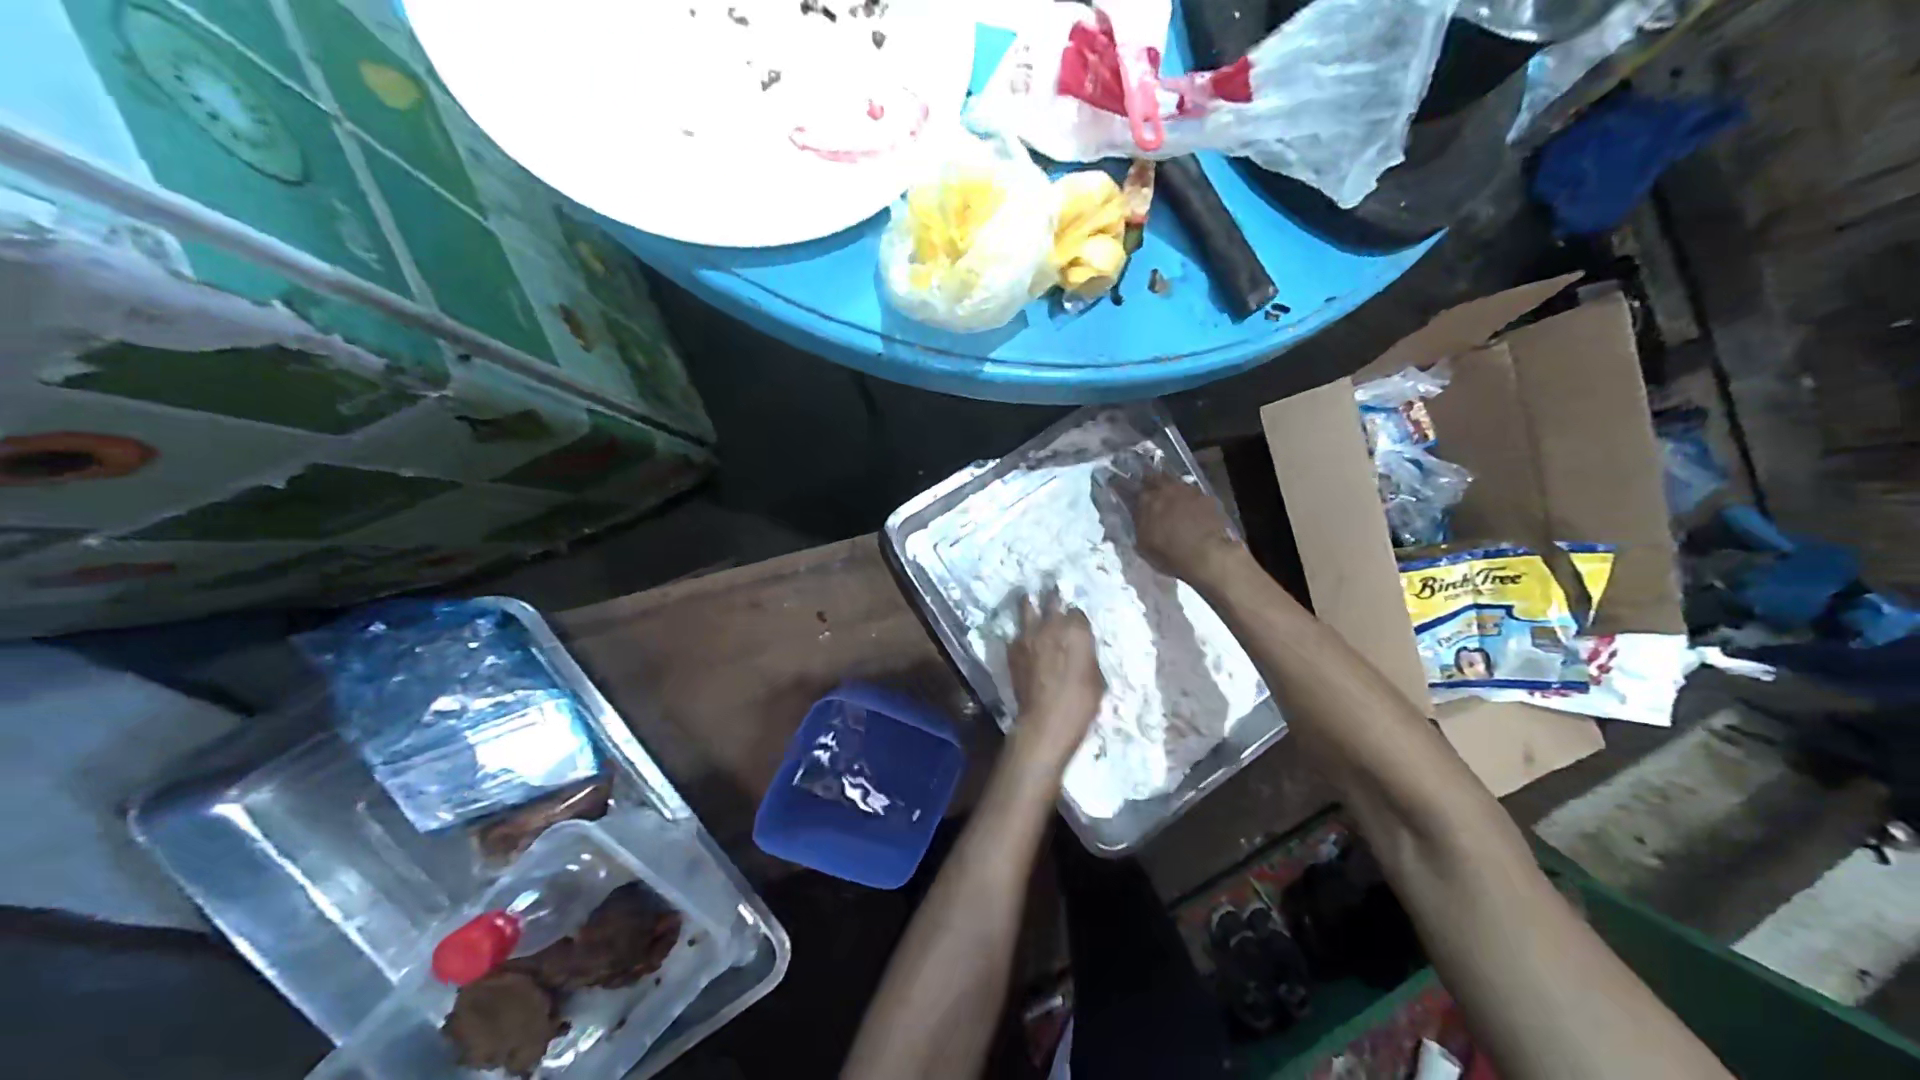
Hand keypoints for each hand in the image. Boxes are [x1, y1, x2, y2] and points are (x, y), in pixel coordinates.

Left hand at [1006, 592, 1102, 773]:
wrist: (1045, 720)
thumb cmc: (1081, 702)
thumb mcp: (1096, 677)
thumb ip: (1086, 654)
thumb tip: (1080, 649)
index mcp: (1077, 630)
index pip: (1076, 611)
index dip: (1076, 617)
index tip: (1075, 622)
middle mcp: (1052, 625)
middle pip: (1051, 600)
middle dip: (1053, 597)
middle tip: (1052, 593)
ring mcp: (1028, 634)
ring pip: (1026, 607)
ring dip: (1029, 602)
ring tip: (1028, 597)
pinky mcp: (1012, 647)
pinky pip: (1016, 632)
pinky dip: (1020, 633)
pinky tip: (1021, 637)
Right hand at [1133, 473, 1244, 584]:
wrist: (1208, 554)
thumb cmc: (1170, 555)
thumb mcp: (1143, 545)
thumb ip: (1138, 526)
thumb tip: (1137, 518)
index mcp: (1145, 501)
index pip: (1128, 487)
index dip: (1124, 487)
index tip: (1122, 489)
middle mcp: (1164, 489)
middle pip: (1153, 476)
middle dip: (1150, 482)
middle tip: (1150, 491)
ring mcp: (1187, 490)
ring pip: (1174, 481)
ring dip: (1171, 488)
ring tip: (1172, 500)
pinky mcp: (1206, 496)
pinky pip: (1193, 493)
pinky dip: (1190, 498)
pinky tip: (1192, 509)